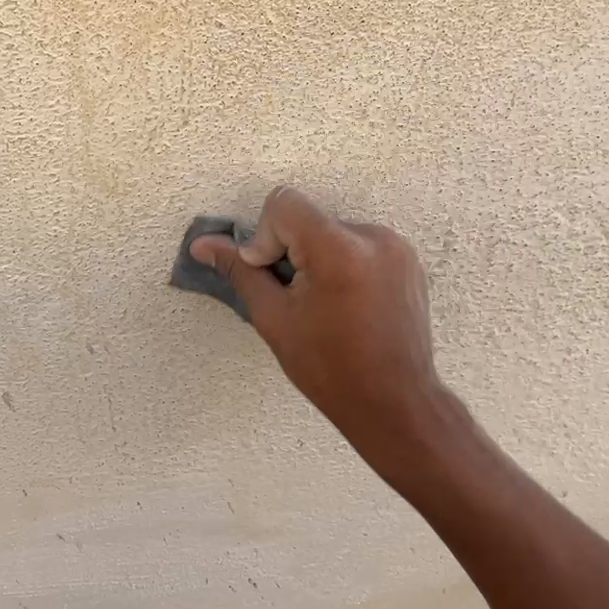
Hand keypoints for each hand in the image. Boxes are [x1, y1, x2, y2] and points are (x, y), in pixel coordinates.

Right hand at [191, 186, 445, 477]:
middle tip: (294, 294)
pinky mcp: (406, 258)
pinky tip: (344, 302)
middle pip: (306, 218)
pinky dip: (341, 261)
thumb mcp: (274, 317)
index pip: (284, 204)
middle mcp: (373, 238)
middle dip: (289, 249)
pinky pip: (357, 242)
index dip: (265, 237)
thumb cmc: (331, 369)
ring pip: (329, 229)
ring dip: (315, 255)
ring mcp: (395, 247)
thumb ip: (239, 271)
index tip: (272, 275)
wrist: (396, 404)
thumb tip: (202, 244)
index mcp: (339, 250)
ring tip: (322, 302)